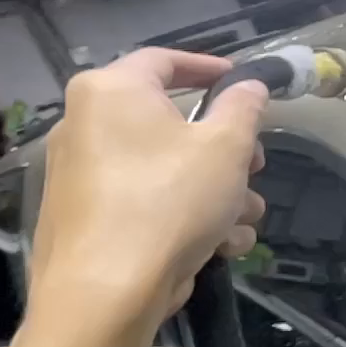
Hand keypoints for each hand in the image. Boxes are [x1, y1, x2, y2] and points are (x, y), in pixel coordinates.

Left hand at [28, 49, 268, 335]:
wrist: (108, 286)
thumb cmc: (171, 200)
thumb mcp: (227, 147)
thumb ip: (243, 108)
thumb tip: (249, 85)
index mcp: (112, 94)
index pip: (163, 60)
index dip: (210, 66)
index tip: (246, 81)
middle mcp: (89, 125)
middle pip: (176, 121)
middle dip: (229, 149)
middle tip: (257, 166)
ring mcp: (88, 173)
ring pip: (175, 167)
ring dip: (222, 191)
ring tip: (242, 220)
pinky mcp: (94, 214)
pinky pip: (156, 199)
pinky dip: (192, 215)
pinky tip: (218, 244)